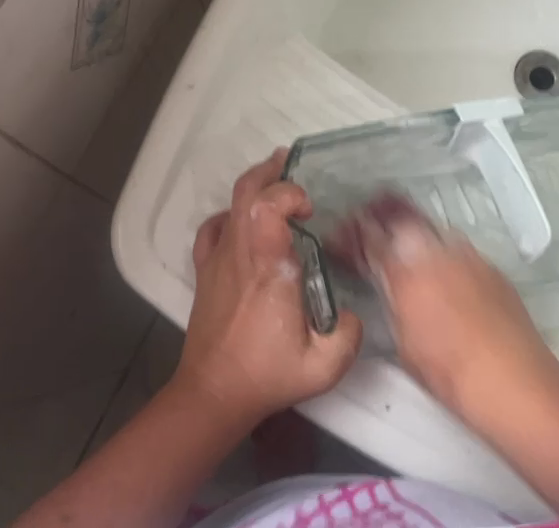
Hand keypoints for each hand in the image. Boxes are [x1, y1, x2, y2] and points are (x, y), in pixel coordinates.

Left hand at [173, 151, 362, 427]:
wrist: (214, 393)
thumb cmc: (267, 374)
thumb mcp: (323, 366)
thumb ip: (348, 335)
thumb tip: (353, 313)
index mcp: (268, 267)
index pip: (266, 206)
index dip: (288, 193)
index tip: (309, 208)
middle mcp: (240, 253)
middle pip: (245, 191)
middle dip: (269, 172)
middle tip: (291, 165)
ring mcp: (218, 259)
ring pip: (230, 205)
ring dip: (253, 189)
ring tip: (275, 185)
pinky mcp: (205, 271)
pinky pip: (212, 229)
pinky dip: (229, 216)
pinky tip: (243, 223)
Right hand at [340, 195, 558, 418]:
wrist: (512, 380)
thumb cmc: (450, 372)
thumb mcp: (404, 340)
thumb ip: (392, 300)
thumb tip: (385, 282)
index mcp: (407, 270)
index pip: (372, 239)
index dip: (353, 234)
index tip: (342, 234)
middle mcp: (438, 252)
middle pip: (403, 219)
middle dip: (382, 217)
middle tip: (369, 222)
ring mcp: (468, 256)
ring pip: (433, 230)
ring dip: (413, 231)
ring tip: (404, 244)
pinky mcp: (491, 268)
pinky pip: (458, 248)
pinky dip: (442, 250)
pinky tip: (442, 270)